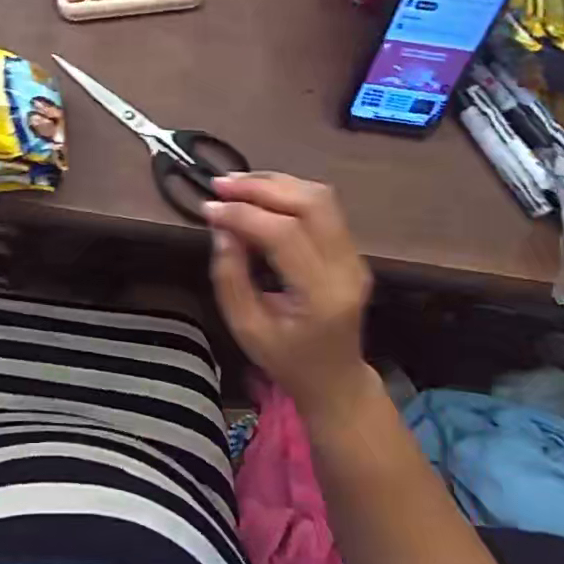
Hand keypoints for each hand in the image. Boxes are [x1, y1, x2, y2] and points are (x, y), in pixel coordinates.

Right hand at [204, 173, 373, 414]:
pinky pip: (322, 207)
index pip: (284, 235)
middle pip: (312, 204)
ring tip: (236, 184)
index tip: (208, 209)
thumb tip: (221, 230)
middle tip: (221, 185)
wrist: (335, 379)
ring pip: (320, 197)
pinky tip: (258, 196)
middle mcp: (347, 268)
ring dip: (275, 184)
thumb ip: (231, 277)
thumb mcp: (246, 328)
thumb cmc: (286, 360)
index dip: (243, 214)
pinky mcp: (351, 250)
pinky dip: (287, 193)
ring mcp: (355, 256)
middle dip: (261, 187)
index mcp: (322, 295)